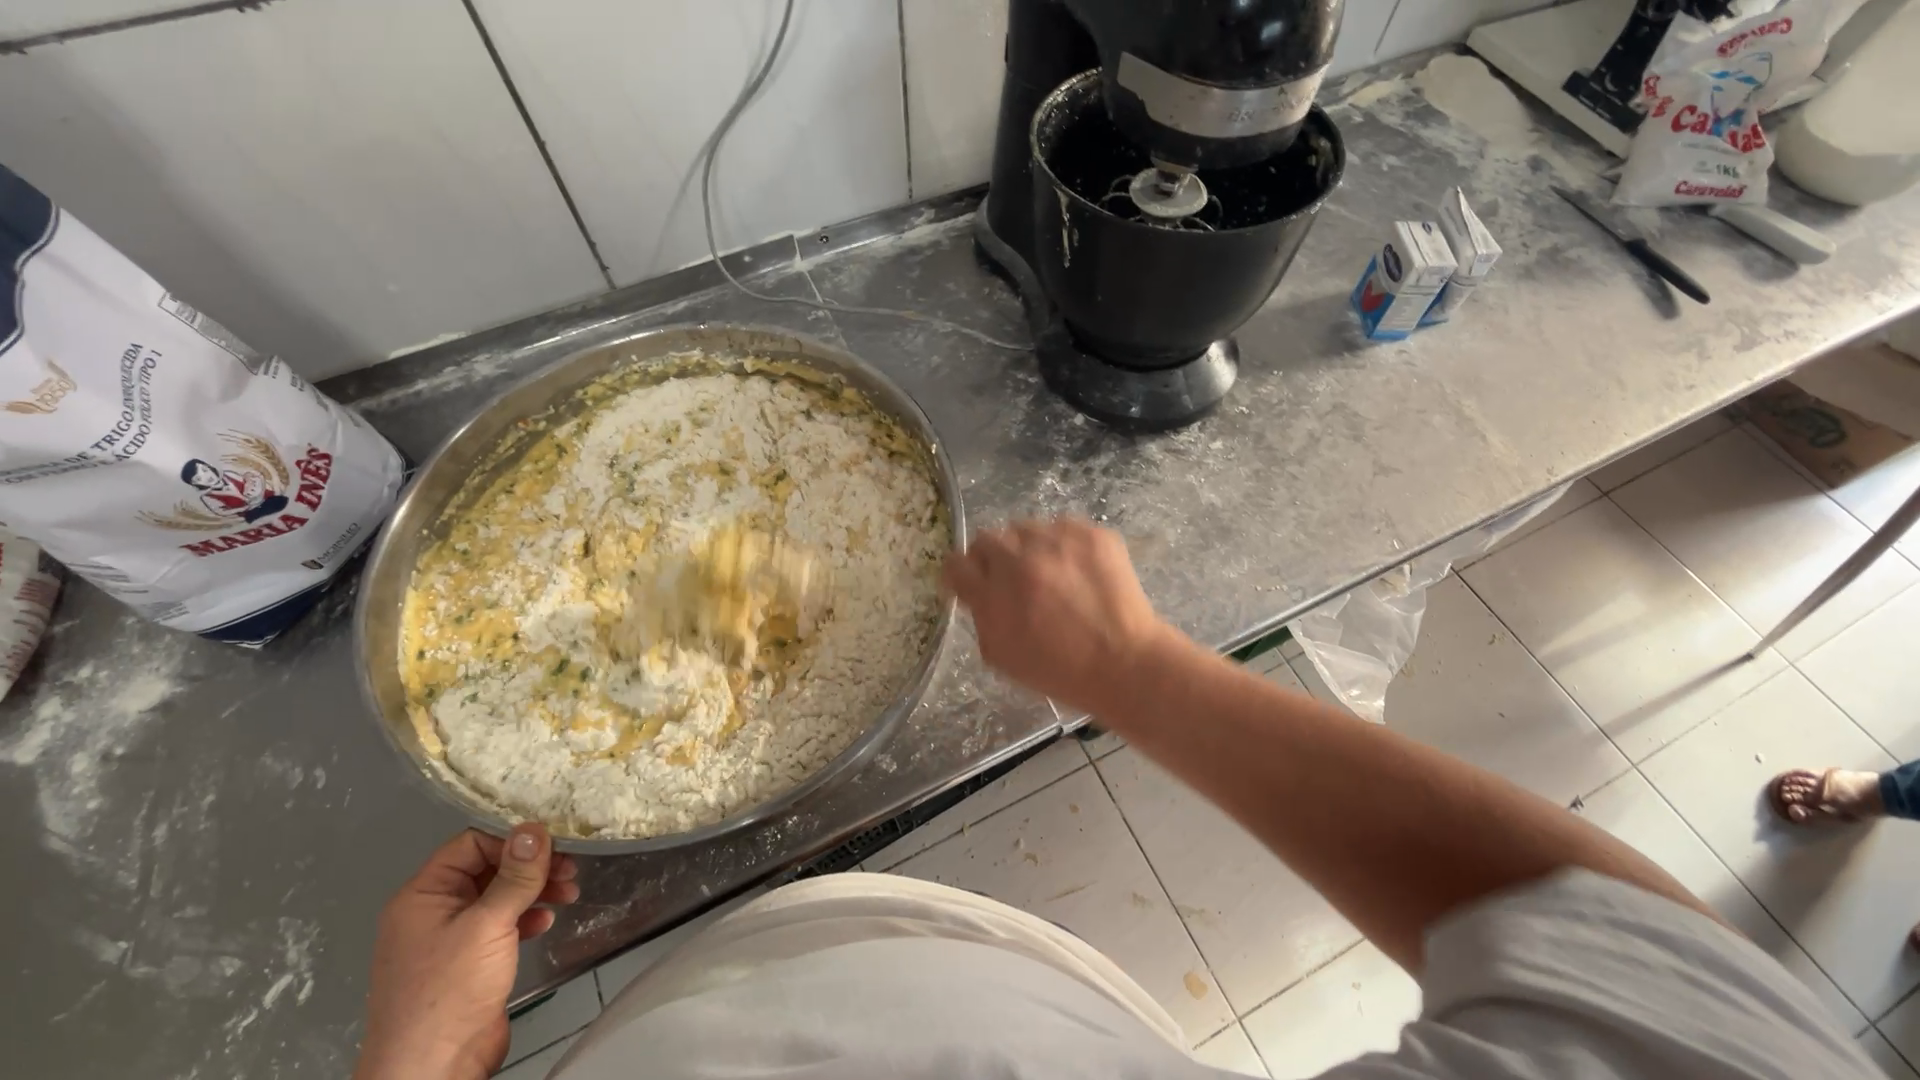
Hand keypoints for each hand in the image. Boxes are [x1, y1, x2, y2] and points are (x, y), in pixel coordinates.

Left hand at [355, 825, 580, 1079]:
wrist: (433, 1068)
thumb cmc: (451, 989)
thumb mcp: (487, 925)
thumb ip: (514, 876)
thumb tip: (533, 828)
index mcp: (424, 894)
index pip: (471, 844)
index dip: (512, 840)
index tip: (554, 843)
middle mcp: (434, 910)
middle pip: (488, 869)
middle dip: (530, 867)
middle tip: (570, 869)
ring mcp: (452, 938)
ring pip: (499, 897)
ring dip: (534, 891)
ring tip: (569, 893)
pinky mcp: (470, 962)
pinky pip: (501, 925)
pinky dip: (526, 918)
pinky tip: (545, 923)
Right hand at [943, 519, 1172, 714]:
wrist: (1125, 664)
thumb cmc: (1060, 671)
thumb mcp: (1001, 656)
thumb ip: (980, 616)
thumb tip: (974, 591)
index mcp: (994, 593)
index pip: (956, 563)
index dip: (962, 574)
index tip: (971, 582)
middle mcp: (1021, 559)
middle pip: (988, 538)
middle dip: (994, 558)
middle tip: (1013, 578)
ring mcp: (1058, 541)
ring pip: (1026, 528)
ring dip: (1028, 547)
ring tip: (1048, 573)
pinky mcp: (1091, 533)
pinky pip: (1063, 528)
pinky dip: (1063, 546)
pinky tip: (1077, 571)